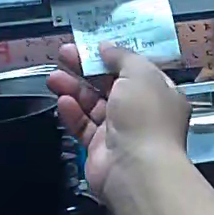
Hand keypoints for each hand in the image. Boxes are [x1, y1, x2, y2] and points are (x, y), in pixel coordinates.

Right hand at [46, 42, 189, 201]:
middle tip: (64, 54)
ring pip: (93, 105)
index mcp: (159, 92)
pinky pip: (84, 126)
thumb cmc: (145, 116)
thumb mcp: (140, 73)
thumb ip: (122, 56)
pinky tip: (62, 101)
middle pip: (110, 85)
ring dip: (74, 89)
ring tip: (54, 77)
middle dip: (86, 69)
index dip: (113, 56)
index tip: (91, 45)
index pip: (135, 70)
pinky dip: (73, 113)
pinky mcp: (100, 149)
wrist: (136, 169)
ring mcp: (120, 131)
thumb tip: (106, 47)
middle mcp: (141, 111)